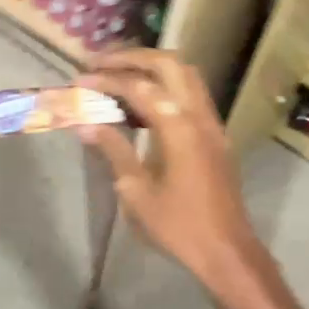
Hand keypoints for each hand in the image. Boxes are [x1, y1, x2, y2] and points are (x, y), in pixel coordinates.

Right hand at [77, 49, 267, 289]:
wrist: (226, 250)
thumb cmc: (179, 226)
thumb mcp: (137, 191)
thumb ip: (114, 150)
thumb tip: (86, 124)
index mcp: (179, 127)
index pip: (140, 87)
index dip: (108, 79)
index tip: (81, 79)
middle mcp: (199, 115)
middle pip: (169, 64)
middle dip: (133, 57)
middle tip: (101, 62)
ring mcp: (212, 123)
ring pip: (185, 75)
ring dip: (153, 68)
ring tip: (120, 76)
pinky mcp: (216, 135)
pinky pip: (192, 95)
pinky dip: (167, 87)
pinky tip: (144, 104)